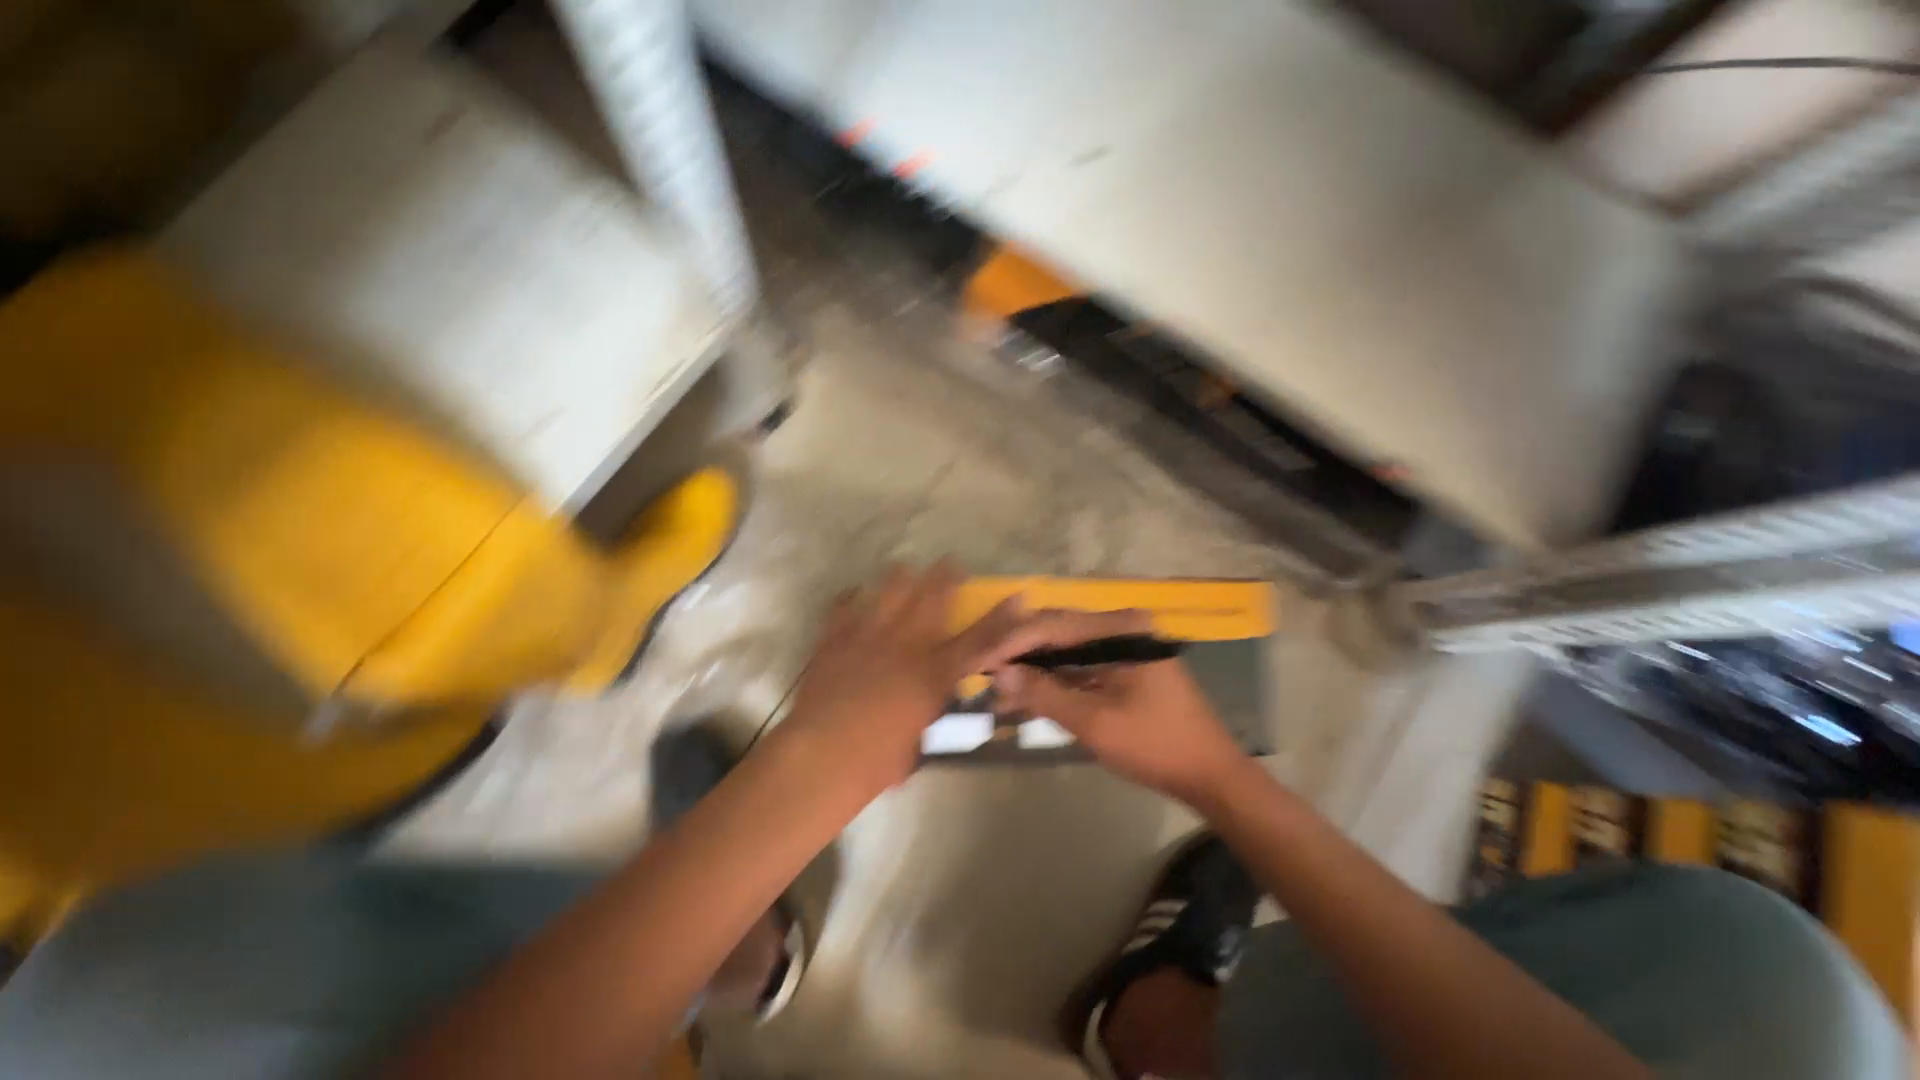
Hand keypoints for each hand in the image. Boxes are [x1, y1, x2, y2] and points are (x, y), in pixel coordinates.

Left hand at [769, 562, 1023, 798]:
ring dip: (902, 578)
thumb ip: (926, 712)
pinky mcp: (835, 637)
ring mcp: (868, 634)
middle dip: (945, 575)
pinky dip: (854, 598)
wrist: (823, 754)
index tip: (1019, 596)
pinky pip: (845, 605)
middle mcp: (906, 643)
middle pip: (932, 596)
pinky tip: (856, 594)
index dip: (1002, 618)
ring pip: (891, 589)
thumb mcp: (918, 740)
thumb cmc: (877, 760)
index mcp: (935, 672)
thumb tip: (925, 706)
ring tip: (905, 570)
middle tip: (950, 563)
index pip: (979, 640)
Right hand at [995, 618, 1244, 803]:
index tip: (975, 660)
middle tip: (979, 673)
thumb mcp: (1094, 722)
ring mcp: (1126, 647)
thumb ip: (1045, 694)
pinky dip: (1054, 681)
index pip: (1052, 624)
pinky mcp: (1126, 669)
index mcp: (1121, 630)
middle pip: (1057, 631)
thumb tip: (999, 672)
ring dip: (1033, 669)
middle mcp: (1123, 628)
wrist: (1210, 775)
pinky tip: (1027, 697)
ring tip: (996, 691)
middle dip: (1018, 653)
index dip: (1010, 642)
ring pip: (1066, 650)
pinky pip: (1081, 666)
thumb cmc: (1155, 746)